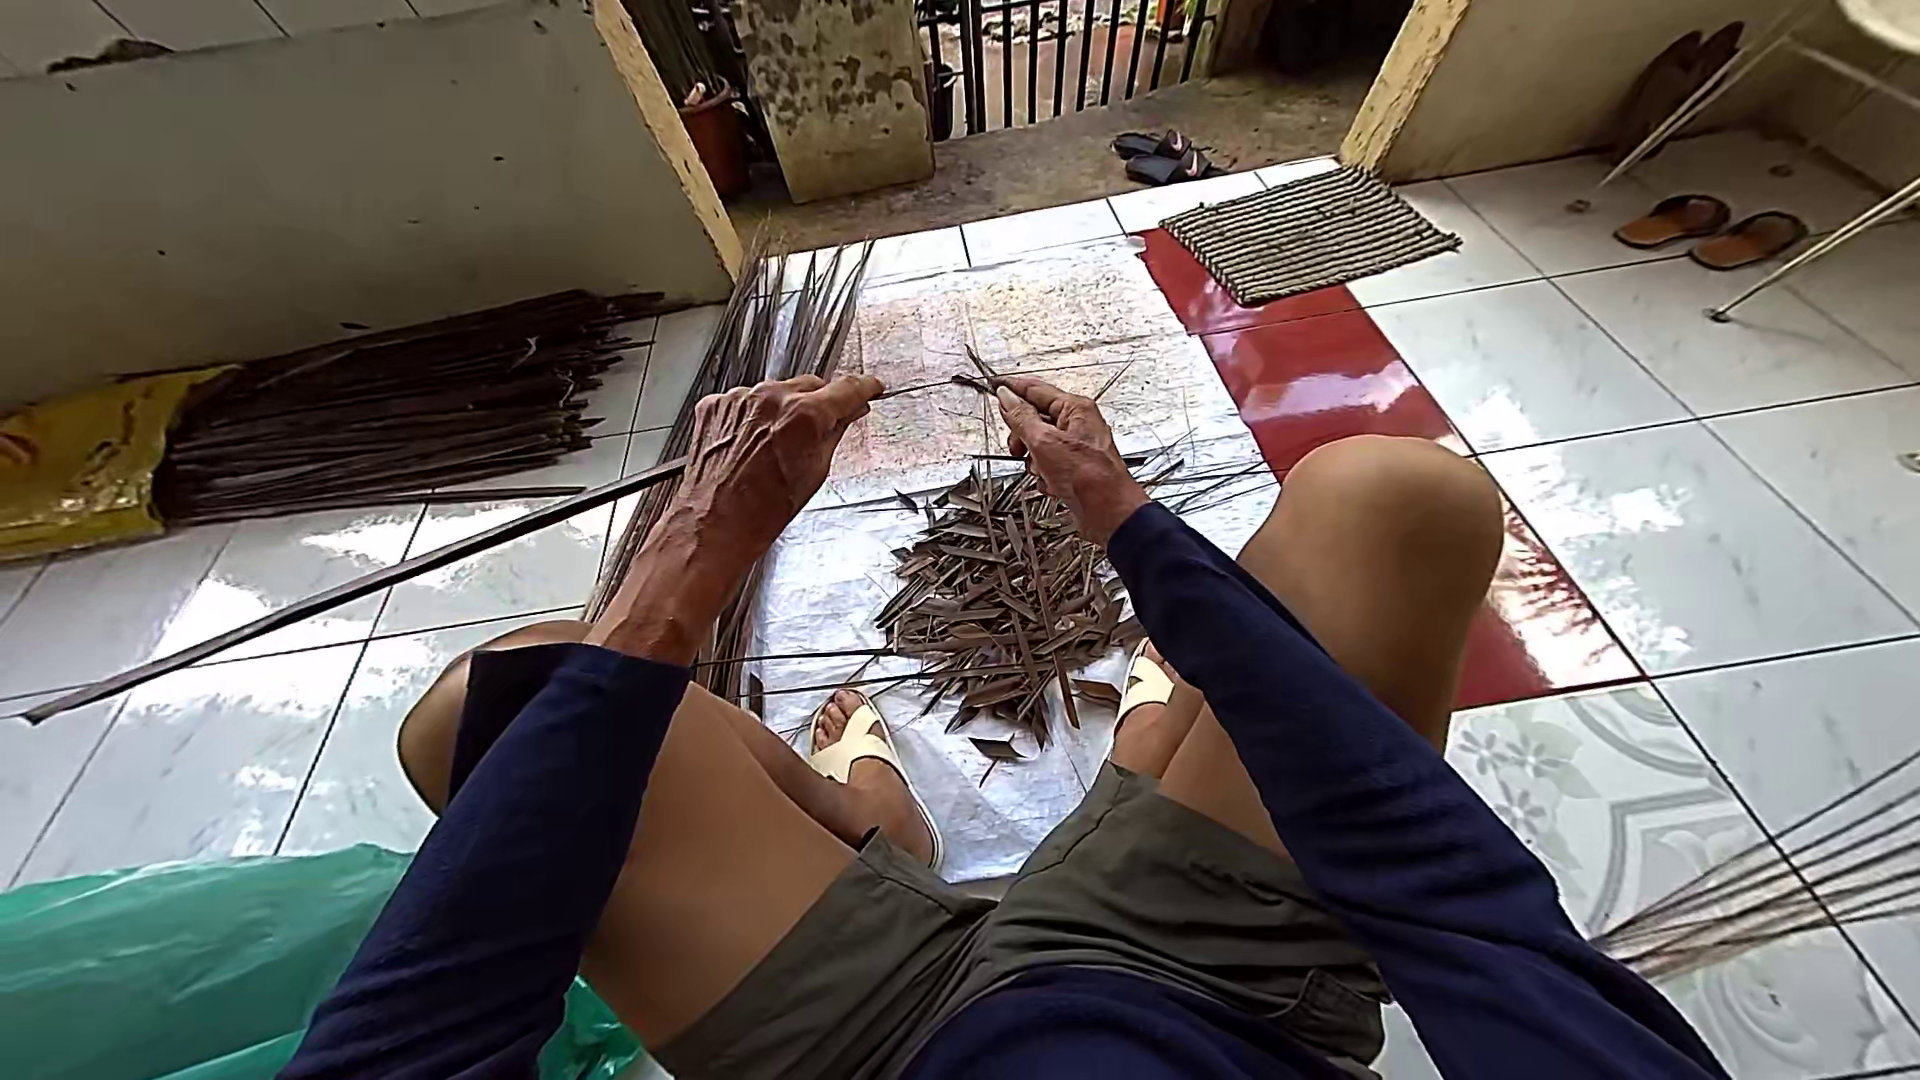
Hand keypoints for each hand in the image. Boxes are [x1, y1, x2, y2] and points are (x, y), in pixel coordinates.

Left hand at [593, 372, 882, 662]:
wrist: (716, 522)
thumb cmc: (763, 509)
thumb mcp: (816, 472)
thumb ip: (835, 433)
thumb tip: (848, 414)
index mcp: (804, 416)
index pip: (847, 388)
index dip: (865, 387)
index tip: (871, 387)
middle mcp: (771, 399)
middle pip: (812, 385)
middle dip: (822, 403)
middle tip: (824, 426)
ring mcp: (740, 399)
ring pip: (778, 391)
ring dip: (786, 409)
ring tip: (779, 446)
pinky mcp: (717, 405)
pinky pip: (747, 400)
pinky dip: (756, 416)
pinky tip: (755, 443)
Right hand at [994, 376, 1148, 545]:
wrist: (1108, 512)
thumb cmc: (1089, 477)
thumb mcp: (1044, 441)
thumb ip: (1021, 417)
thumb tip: (1006, 397)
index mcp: (1075, 409)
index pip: (1036, 389)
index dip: (1012, 388)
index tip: (995, 385)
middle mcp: (1078, 425)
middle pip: (1036, 420)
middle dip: (1022, 437)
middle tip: (1017, 447)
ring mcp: (1077, 448)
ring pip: (1039, 446)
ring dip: (1033, 461)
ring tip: (1041, 470)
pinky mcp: (1075, 470)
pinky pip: (1048, 466)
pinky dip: (1044, 475)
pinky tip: (1051, 483)